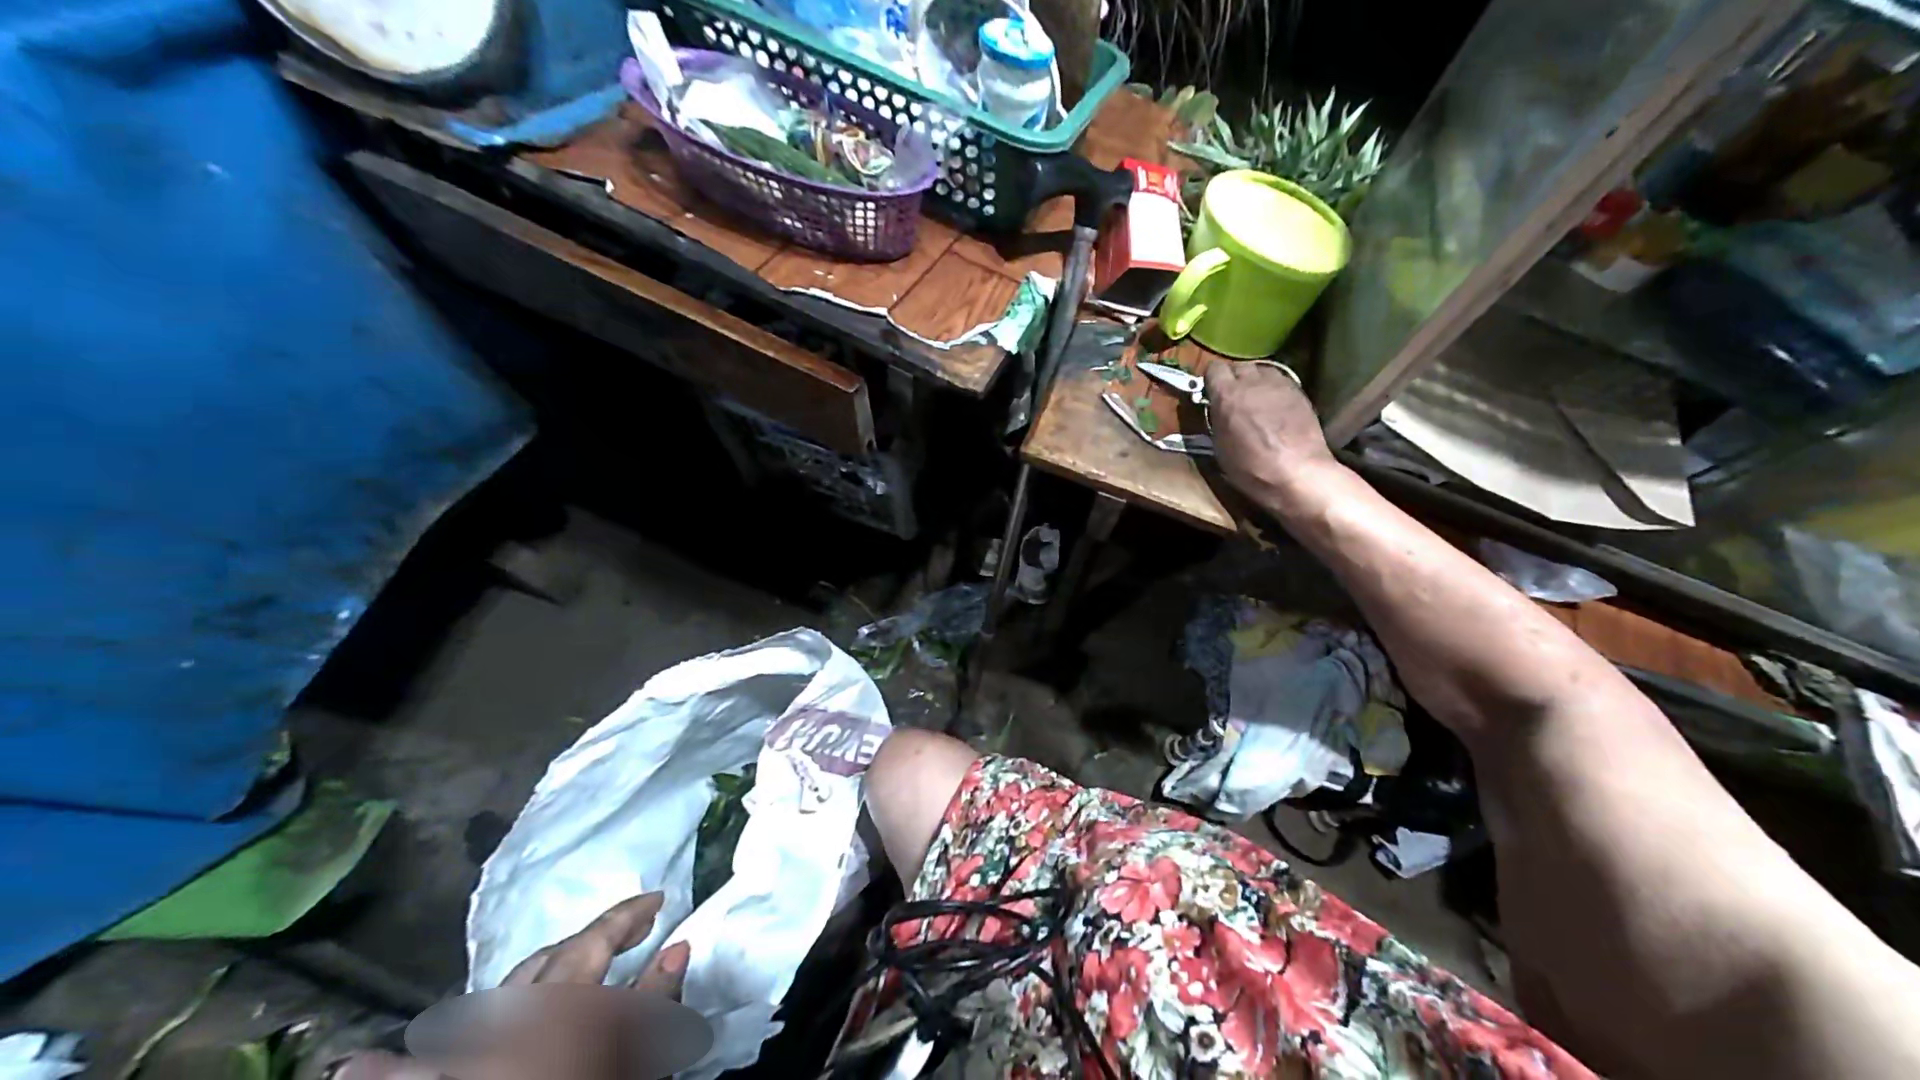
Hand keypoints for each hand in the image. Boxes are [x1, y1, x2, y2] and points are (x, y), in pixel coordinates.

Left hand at [331, 893, 688, 1079]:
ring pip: (502, 993)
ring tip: (567, 970)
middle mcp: (508, 1011)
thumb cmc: (585, 1075)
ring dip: (541, 973)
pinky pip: (416, 1060)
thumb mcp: (629, 1054)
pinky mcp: (440, 1069)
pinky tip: (361, 1063)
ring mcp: (468, 1045)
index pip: (597, 939)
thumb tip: (677, 945)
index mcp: (560, 998)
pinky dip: (398, 1058)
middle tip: (629, 937)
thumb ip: (653, 1001)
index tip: (657, 899)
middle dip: (590, 941)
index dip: (629, 915)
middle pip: (552, 959)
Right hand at [1205, 360, 1338, 506]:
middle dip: (1234, 379)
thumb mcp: (1220, 446)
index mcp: (1227, 395)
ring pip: (1261, 370)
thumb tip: (1218, 409)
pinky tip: (1275, 407)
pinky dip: (1273, 389)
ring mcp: (1279, 384)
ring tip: (1255, 400)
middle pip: (1238, 366)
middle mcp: (1253, 382)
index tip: (1212, 394)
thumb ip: (1217, 419)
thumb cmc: (1251, 468)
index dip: (1212, 381)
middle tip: (1233, 399)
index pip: (1214, 369)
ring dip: (1255, 381)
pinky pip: (1280, 380)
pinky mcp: (1299, 391)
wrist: (1298, 473)